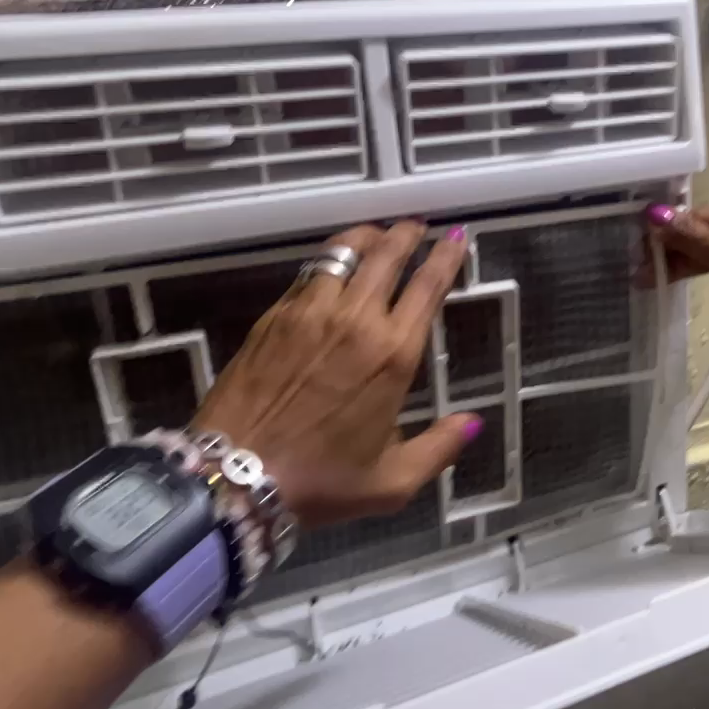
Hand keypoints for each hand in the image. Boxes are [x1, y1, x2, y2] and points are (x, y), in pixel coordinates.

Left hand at [190, 220, 479, 527]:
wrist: (235, 476)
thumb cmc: (320, 481)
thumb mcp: (392, 482)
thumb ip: (439, 448)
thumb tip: (473, 423)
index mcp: (393, 355)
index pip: (428, 286)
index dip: (447, 256)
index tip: (456, 238)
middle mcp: (357, 320)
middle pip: (388, 254)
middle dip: (408, 233)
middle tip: (417, 226)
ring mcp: (312, 311)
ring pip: (346, 252)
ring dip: (369, 237)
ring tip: (379, 235)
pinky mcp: (277, 314)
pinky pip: (312, 271)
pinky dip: (333, 258)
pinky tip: (335, 266)